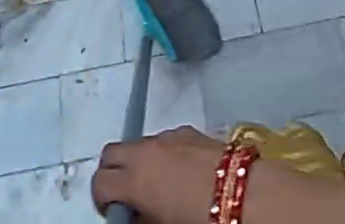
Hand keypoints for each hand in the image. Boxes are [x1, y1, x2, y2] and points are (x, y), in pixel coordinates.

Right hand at [93, 126, 225, 223]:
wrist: (244, 192)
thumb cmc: (199, 218)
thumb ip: (141, 220)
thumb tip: (134, 215)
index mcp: (134, 178)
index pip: (100, 182)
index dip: (102, 200)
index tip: (115, 213)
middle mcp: (146, 150)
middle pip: (111, 152)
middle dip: (112, 172)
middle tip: (125, 195)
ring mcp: (167, 136)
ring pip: (138, 143)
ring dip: (137, 160)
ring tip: (154, 183)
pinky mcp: (187, 130)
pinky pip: (162, 139)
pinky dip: (160, 152)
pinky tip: (178, 171)